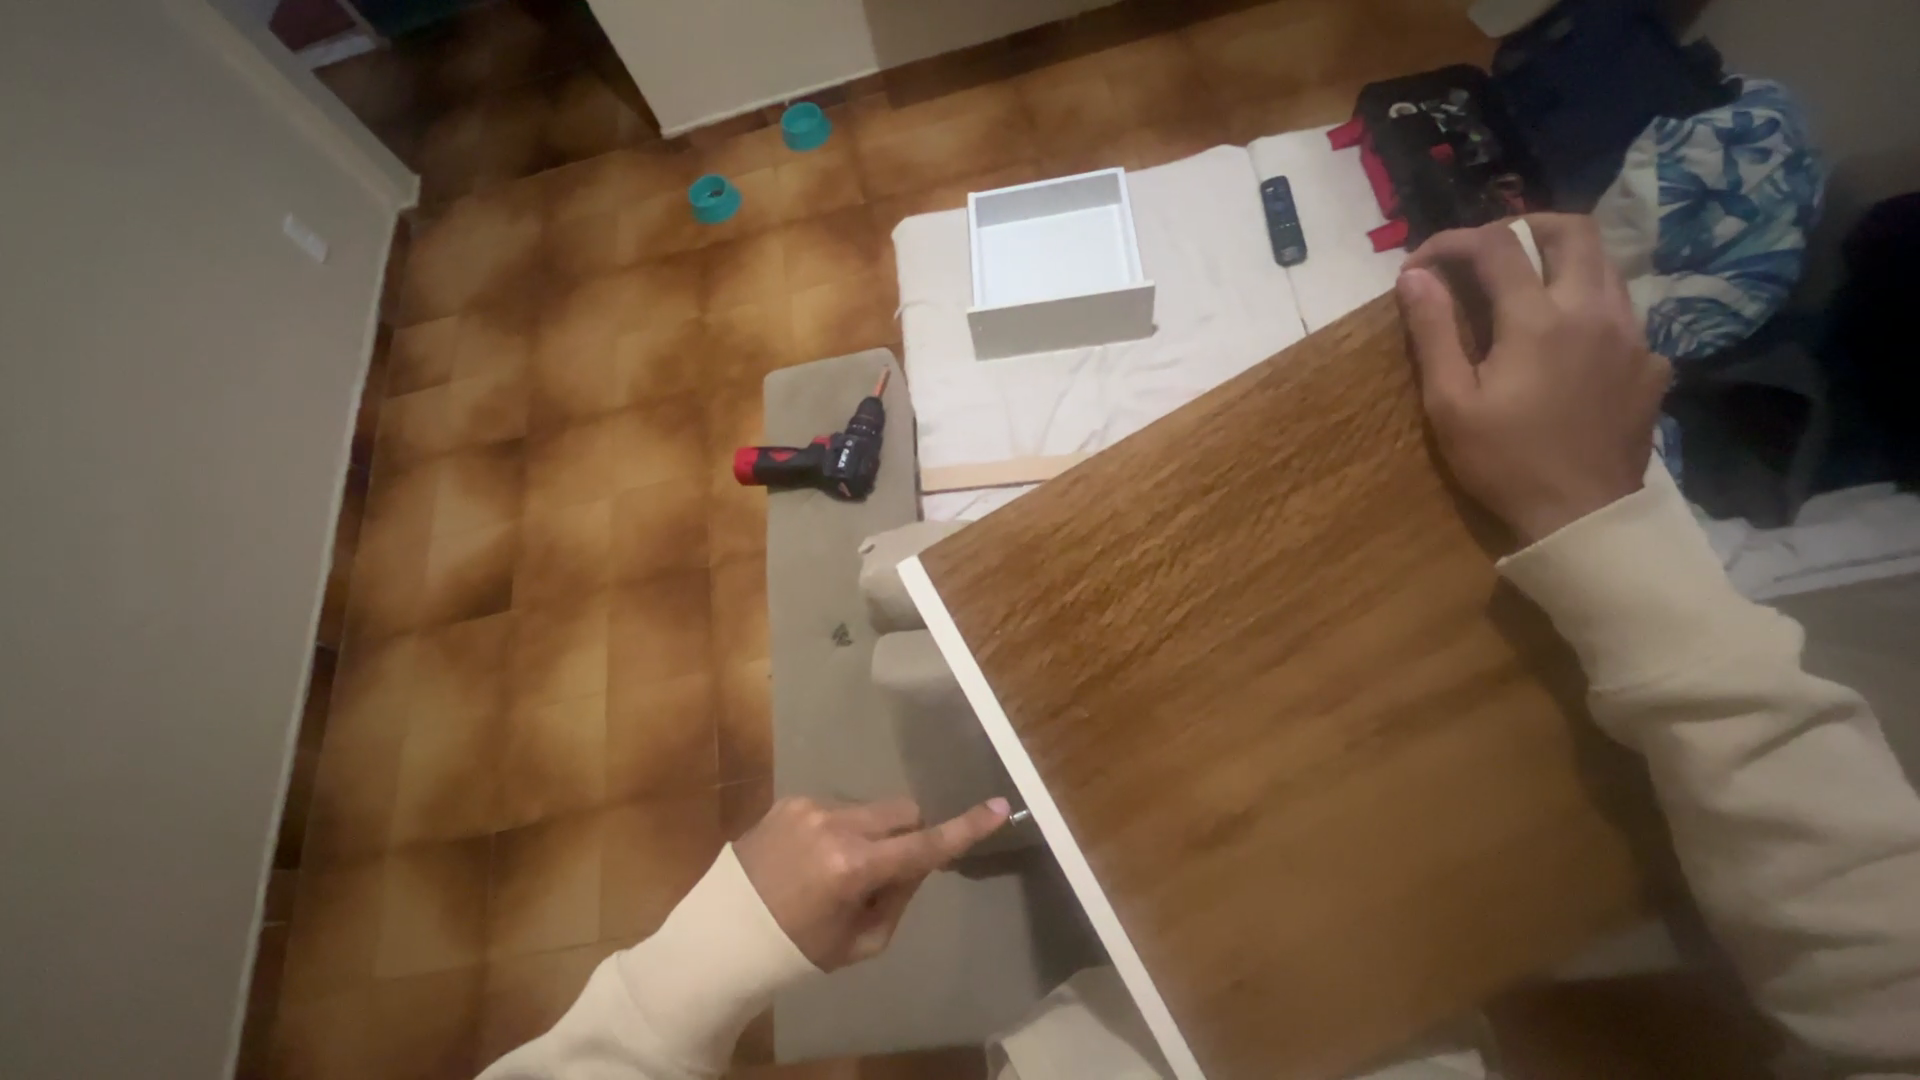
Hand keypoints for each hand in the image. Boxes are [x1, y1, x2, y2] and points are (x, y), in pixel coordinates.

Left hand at [734, 795, 1010, 969]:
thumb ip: (898, 897)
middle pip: (903, 812)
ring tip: (831, 871)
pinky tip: (808, 859)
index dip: (965, 829)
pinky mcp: (791, 799)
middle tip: (885, 871)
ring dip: (869, 834)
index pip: (924, 845)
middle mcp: (835, 825)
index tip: (999, 807)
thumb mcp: (858, 942)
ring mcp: (810, 807)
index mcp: (853, 867)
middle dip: (907, 835)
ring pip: (869, 810)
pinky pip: (836, 808)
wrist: (722, 935)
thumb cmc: (796, 949)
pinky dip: (838, 830)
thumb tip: (916, 860)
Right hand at [1396, 214, 1671, 544]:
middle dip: (1521, 226)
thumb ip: (1433, 332)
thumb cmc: (1502, 460)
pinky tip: (1561, 342)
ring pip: (1603, 265)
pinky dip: (1583, 305)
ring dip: (1557, 262)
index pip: (1495, 247)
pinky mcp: (1651, 361)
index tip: (1418, 264)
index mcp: (1538, 319)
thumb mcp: (1449, 402)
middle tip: (1483, 252)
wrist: (1580, 513)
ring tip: (1519, 290)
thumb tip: (1414, 278)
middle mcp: (1594, 309)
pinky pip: (1621, 310)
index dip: (1450, 242)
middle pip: (1572, 230)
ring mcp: (1633, 333)